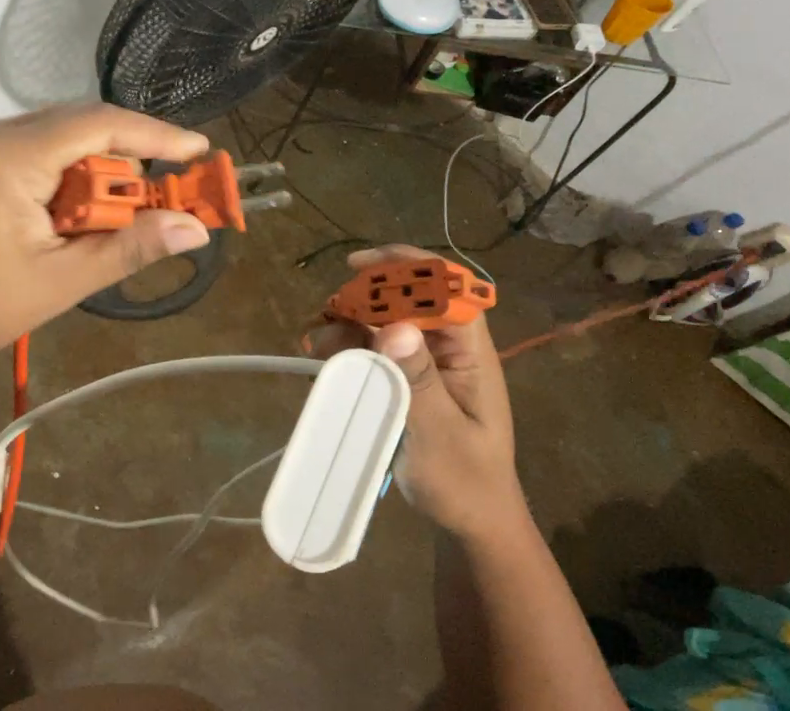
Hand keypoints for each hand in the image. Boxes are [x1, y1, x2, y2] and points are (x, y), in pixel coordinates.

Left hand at [0, 104, 212, 376]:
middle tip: (161, 198)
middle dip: (124, 159)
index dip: (154, 136)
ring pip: (52, 139)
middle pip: (75, 125)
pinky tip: (70, 214)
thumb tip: (193, 229)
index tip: (198, 152)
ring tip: (116, 216)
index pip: (98, 123)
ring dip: (91, 171)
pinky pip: (27, 152)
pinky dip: (60, 176)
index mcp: (9, 155)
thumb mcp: (58, 281)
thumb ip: (128, 248)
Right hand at [305, 246, 527, 538]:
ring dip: (347, 322)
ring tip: (318, 342)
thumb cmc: (465, 481)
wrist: (471, 522)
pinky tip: (320, 356)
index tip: (359, 267)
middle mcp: (446, 349)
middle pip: (405, 298)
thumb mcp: (441, 434)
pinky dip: (343, 344)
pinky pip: (370, 348)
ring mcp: (423, 364)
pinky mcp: (403, 380)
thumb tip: (398, 326)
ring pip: (381, 321)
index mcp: (470, 354)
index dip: (407, 268)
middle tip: (328, 315)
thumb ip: (419, 380)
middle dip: (363, 297)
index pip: (446, 290)